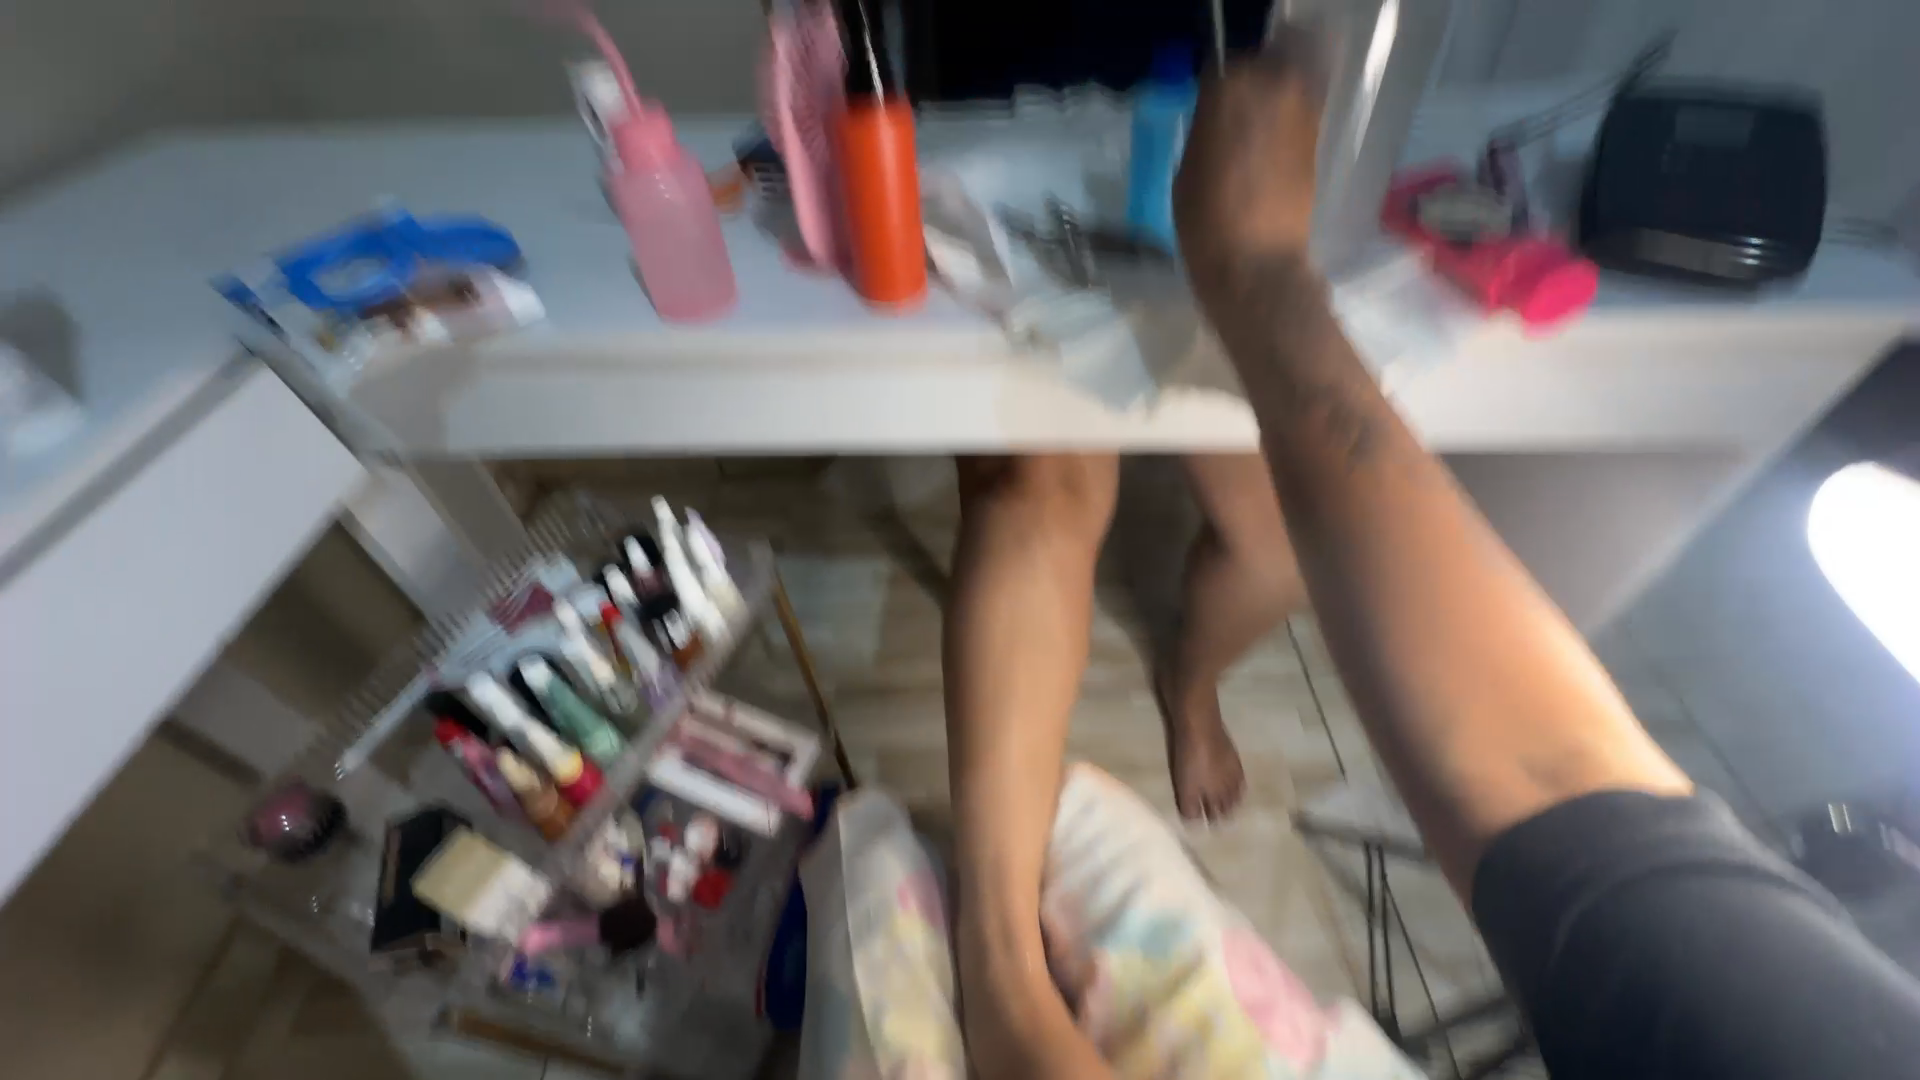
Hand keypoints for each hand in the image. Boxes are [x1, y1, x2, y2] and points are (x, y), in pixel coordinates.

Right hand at [1173, 38, 1325, 275]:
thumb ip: (1204, 133)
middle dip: (1245, 94)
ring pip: (1284, 86)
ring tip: (1250, 141)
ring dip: (1269, 107)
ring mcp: (1301, 110)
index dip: (1212, 94)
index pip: (1220, 69)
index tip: (1205, 116)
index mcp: (1228, 94)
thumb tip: (1216, 118)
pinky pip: (1298, 112)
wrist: (1256, 266)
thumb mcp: (1186, 176)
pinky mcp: (1317, 136)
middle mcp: (1272, 89)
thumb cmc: (1207, 228)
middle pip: (1259, 69)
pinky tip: (1268, 155)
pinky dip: (1285, 125)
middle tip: (1229, 126)